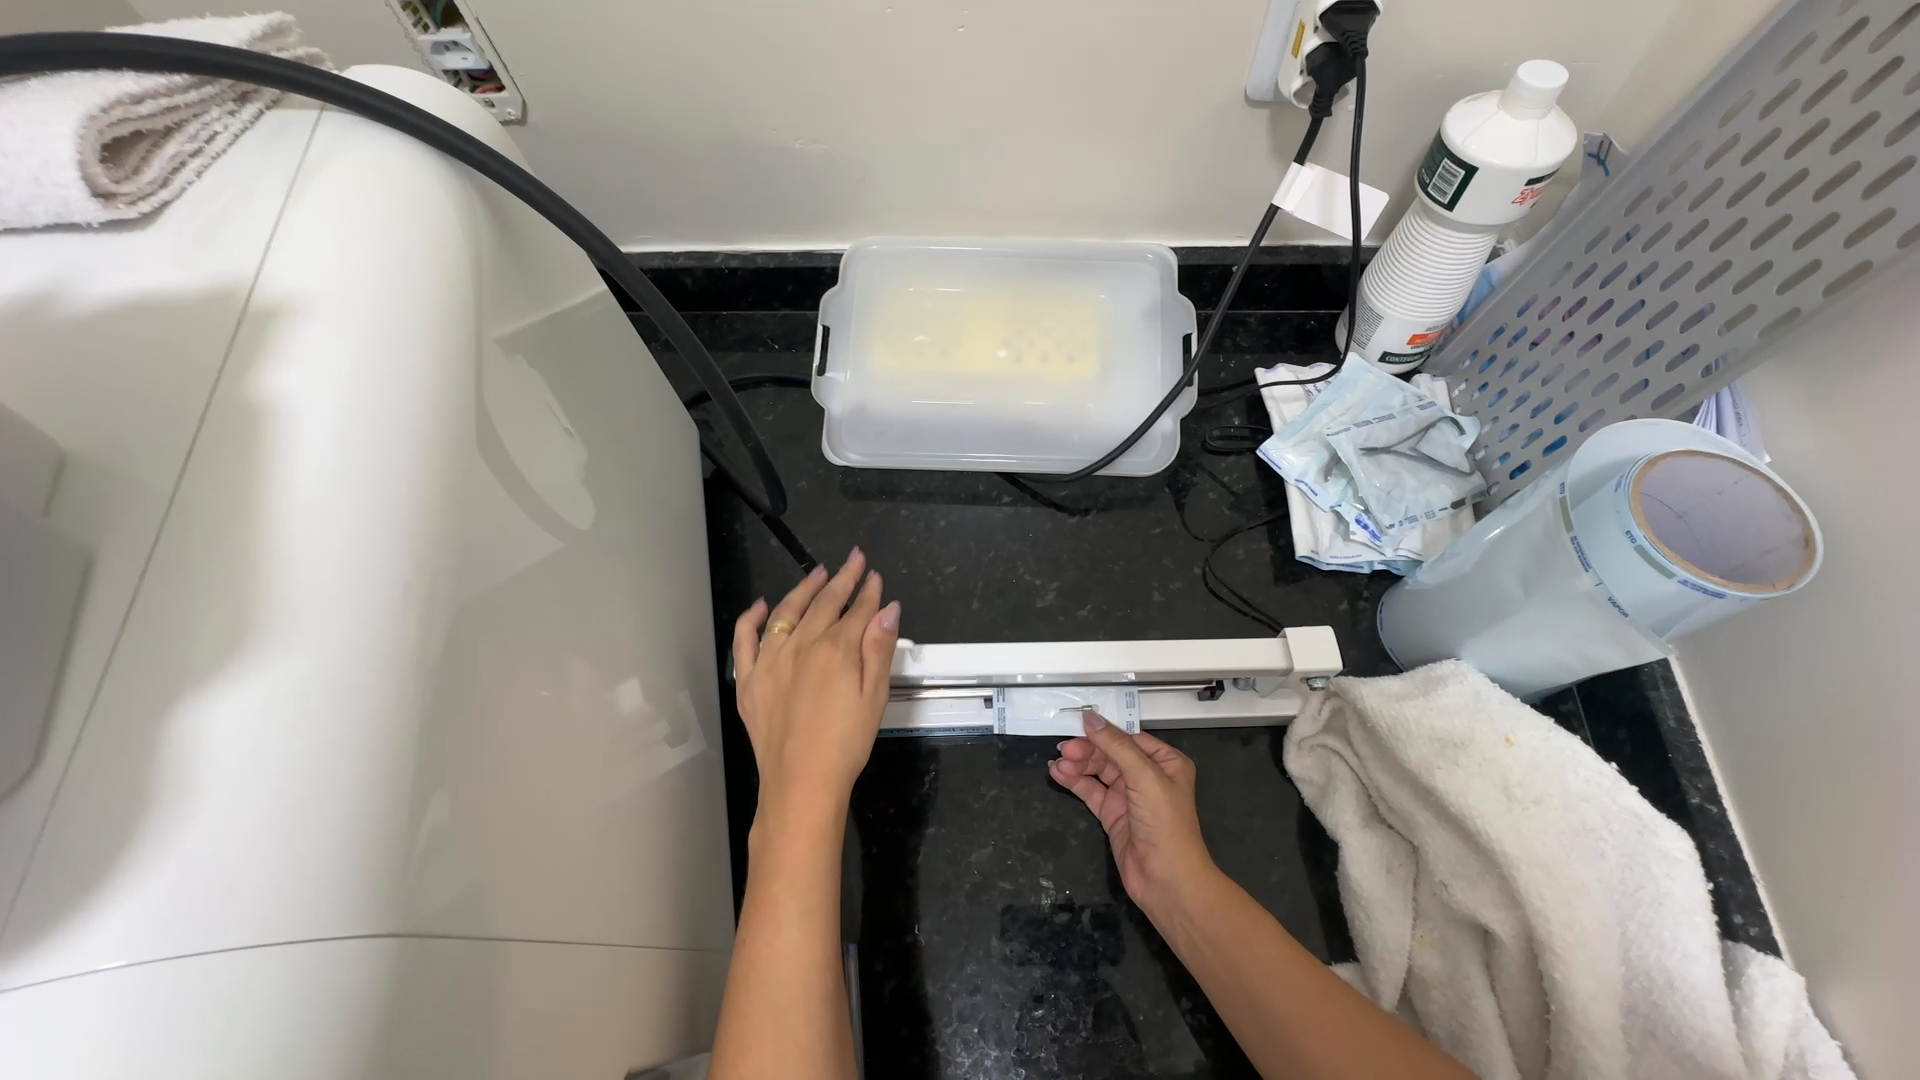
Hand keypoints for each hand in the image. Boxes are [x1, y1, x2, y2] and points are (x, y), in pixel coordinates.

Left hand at [732, 549, 900, 819]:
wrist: (802, 782)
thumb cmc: (847, 743)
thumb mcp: (875, 696)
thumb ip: (879, 648)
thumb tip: (887, 607)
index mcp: (835, 650)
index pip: (856, 610)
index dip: (868, 591)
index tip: (874, 574)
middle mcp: (801, 646)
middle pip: (824, 604)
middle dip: (842, 580)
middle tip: (853, 560)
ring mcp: (770, 661)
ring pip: (787, 612)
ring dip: (803, 589)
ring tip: (817, 573)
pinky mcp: (749, 680)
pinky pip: (745, 640)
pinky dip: (753, 618)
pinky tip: (763, 605)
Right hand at [1050, 714, 1216, 915]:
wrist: (1167, 880)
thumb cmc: (1164, 823)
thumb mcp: (1144, 777)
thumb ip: (1116, 746)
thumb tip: (1090, 718)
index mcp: (1165, 762)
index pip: (1129, 738)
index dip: (1104, 732)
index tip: (1078, 725)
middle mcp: (1148, 776)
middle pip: (1111, 754)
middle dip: (1087, 750)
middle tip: (1064, 750)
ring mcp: (1129, 796)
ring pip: (1098, 772)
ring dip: (1078, 765)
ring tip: (1058, 763)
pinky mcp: (1113, 816)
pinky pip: (1091, 791)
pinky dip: (1075, 782)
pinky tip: (1059, 774)